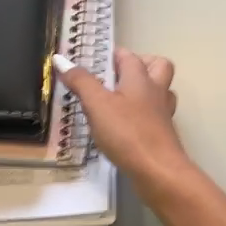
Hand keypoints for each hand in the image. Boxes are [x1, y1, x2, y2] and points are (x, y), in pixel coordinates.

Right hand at [55, 49, 191, 193]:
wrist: (158, 171)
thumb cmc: (127, 133)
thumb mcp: (97, 104)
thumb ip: (81, 82)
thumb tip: (61, 59)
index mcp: (141, 78)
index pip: (129, 56)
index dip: (112, 55)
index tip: (94, 61)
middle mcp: (156, 91)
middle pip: (158, 66)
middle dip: (141, 65)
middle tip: (116, 77)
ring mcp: (163, 114)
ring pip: (160, 92)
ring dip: (145, 91)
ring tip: (121, 100)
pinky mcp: (163, 135)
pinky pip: (156, 116)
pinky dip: (143, 115)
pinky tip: (126, 126)